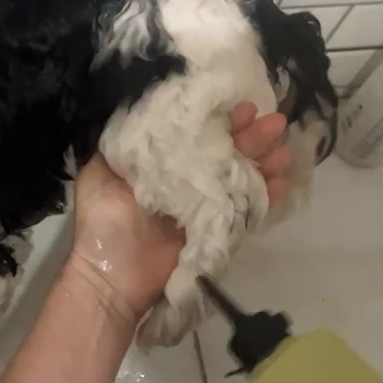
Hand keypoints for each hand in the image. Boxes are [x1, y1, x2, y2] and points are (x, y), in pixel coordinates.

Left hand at [67, 104, 292, 325]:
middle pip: (225, 152)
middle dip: (251, 136)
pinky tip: (283, 180)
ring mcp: (205, 206)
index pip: (195, 134)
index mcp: (161, 163)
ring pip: (242, 177)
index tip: (240, 106)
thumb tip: (143, 113)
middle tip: (273, 121)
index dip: (219, 119)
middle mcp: (186, 180)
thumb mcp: (99, 174)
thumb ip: (120, 145)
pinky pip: (247, 210)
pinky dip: (267, 195)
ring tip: (283, 147)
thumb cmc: (103, 223)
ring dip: (264, 161)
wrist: (111, 277)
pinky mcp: (218, 231)